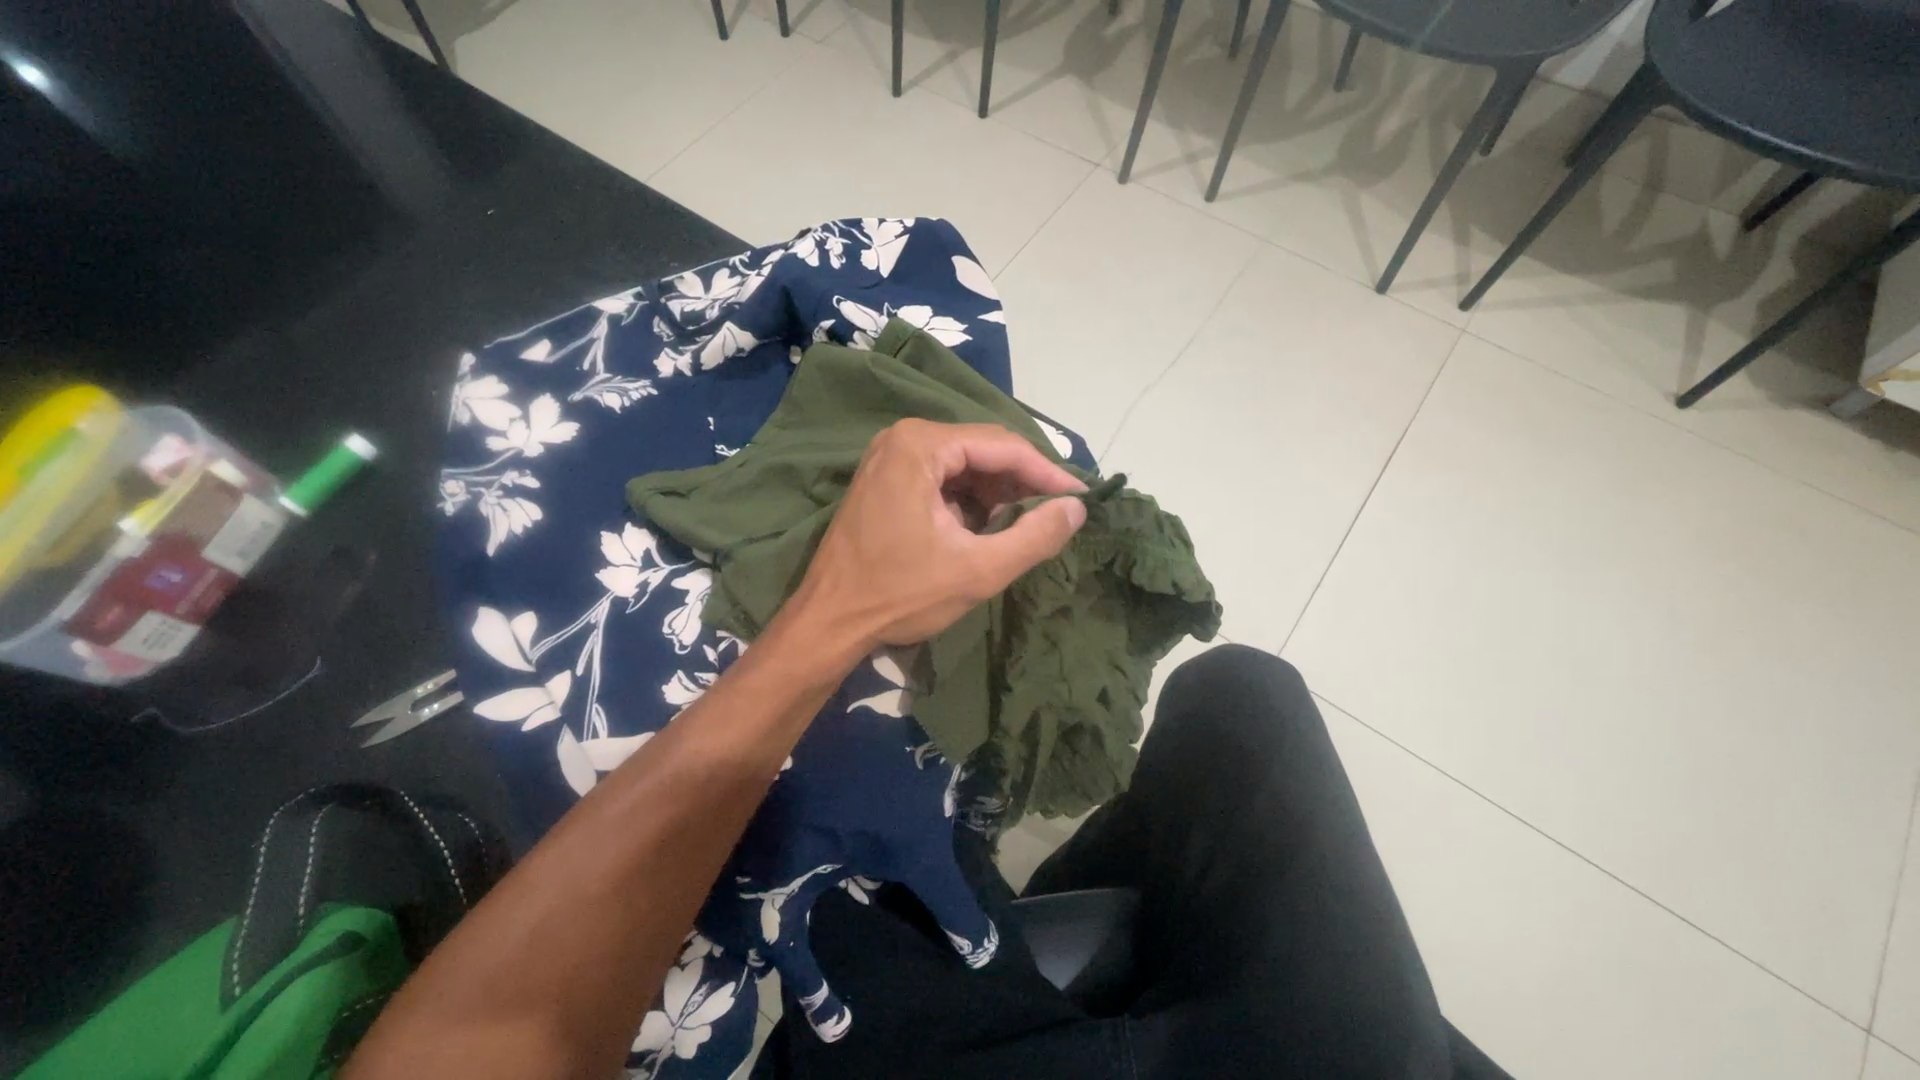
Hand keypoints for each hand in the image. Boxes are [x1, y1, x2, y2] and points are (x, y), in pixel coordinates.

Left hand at [784, 420, 1086, 662]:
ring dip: (999, 492)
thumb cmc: (899, 595)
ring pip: (965, 465)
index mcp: (921, 445)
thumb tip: (1077, 509)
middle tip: (1060, 512)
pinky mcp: (886, 480)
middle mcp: (904, 438)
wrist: (829, 621)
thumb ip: (1034, 537)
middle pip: (984, 450)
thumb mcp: (977, 570)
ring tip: (1031, 523)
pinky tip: (991, 527)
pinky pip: (943, 478)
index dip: (1048, 472)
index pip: (1003, 446)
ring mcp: (891, 457)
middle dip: (1023, 482)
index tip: (1082, 498)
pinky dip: (972, 500)